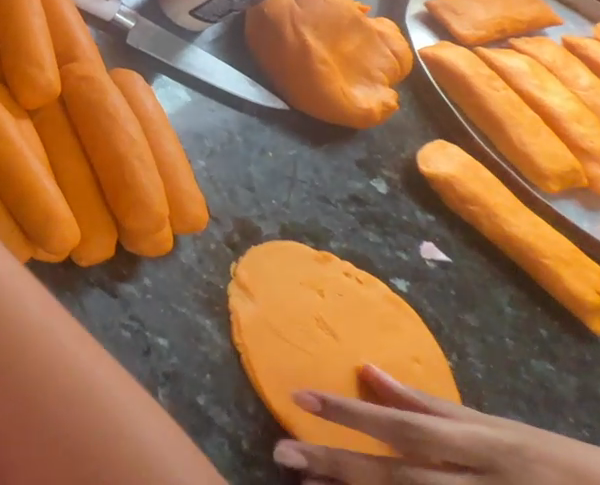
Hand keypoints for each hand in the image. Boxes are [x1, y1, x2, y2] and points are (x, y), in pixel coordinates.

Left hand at [275, 365, 599, 482]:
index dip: (353, 414)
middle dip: (339, 466)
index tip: (299, 396)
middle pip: (401, 477)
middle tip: (282, 452)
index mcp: (484, 448)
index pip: (408, 428)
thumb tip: (367, 370)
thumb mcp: (501, 428)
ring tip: (305, 484)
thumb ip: (430, 405)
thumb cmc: (559, 464)